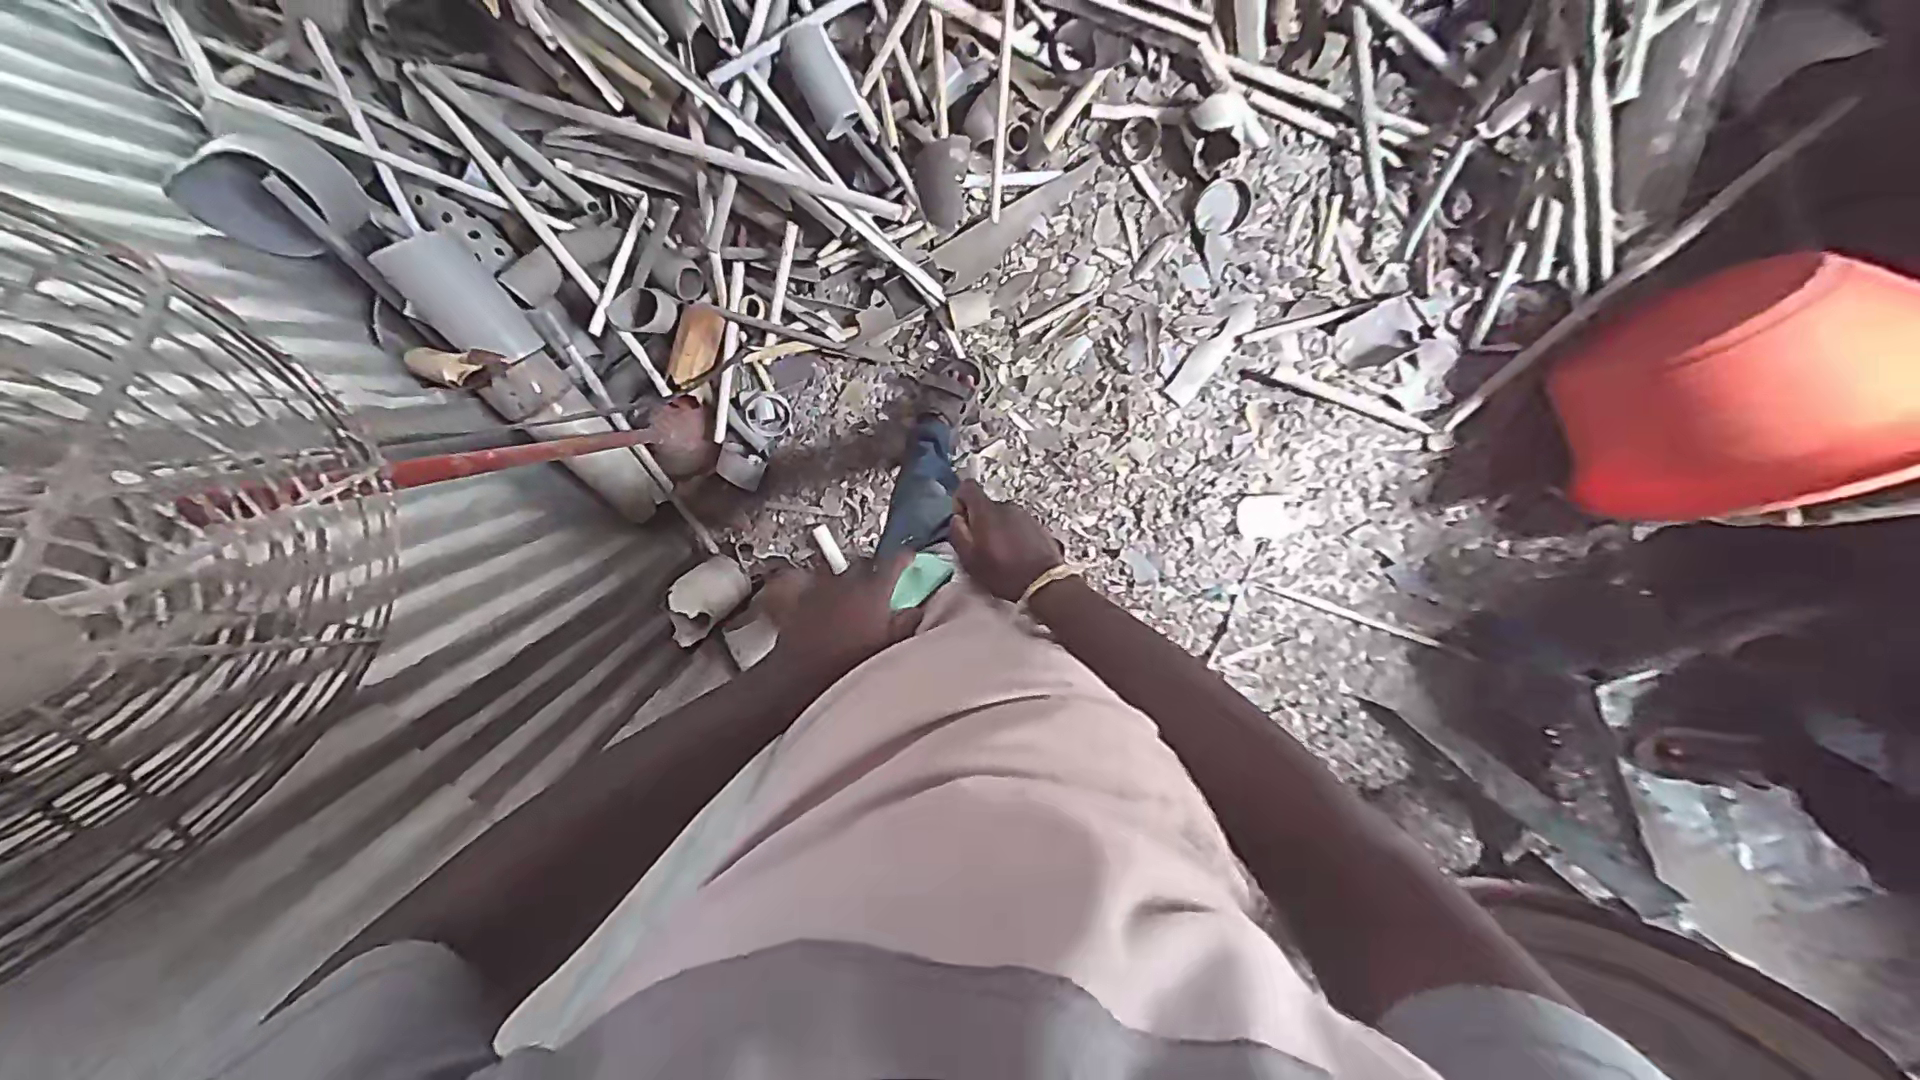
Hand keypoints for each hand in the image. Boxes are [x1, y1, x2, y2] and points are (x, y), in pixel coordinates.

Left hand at [766, 553, 922, 681]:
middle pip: (864, 562)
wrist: (805, 677)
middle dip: (874, 567)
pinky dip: (828, 592)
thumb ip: (907, 622)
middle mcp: (846, 582)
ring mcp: (821, 589)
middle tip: (882, 580)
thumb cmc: (850, 661)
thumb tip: (915, 612)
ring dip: (849, 578)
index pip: (893, 561)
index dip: (904, 557)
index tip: (908, 558)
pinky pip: (818, 586)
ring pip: (839, 572)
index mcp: (873, 589)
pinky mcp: (801, 601)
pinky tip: (831, 608)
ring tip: (855, 593)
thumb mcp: (890, 643)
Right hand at [950, 479, 1065, 601]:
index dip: (960, 500)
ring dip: (997, 530)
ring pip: (1001, 516)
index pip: (967, 487)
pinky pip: (1017, 524)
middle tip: (981, 548)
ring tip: (1000, 554)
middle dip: (979, 522)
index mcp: (987, 511)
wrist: (1044, 582)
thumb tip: (957, 518)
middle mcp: (1006, 506)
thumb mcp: (970, 559)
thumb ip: (958, 534)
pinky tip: (1016, 554)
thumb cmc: (1002, 572)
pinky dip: (1012, 534)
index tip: (962, 522)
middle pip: (985, 505)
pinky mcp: (1038, 525)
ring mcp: (1025, 514)